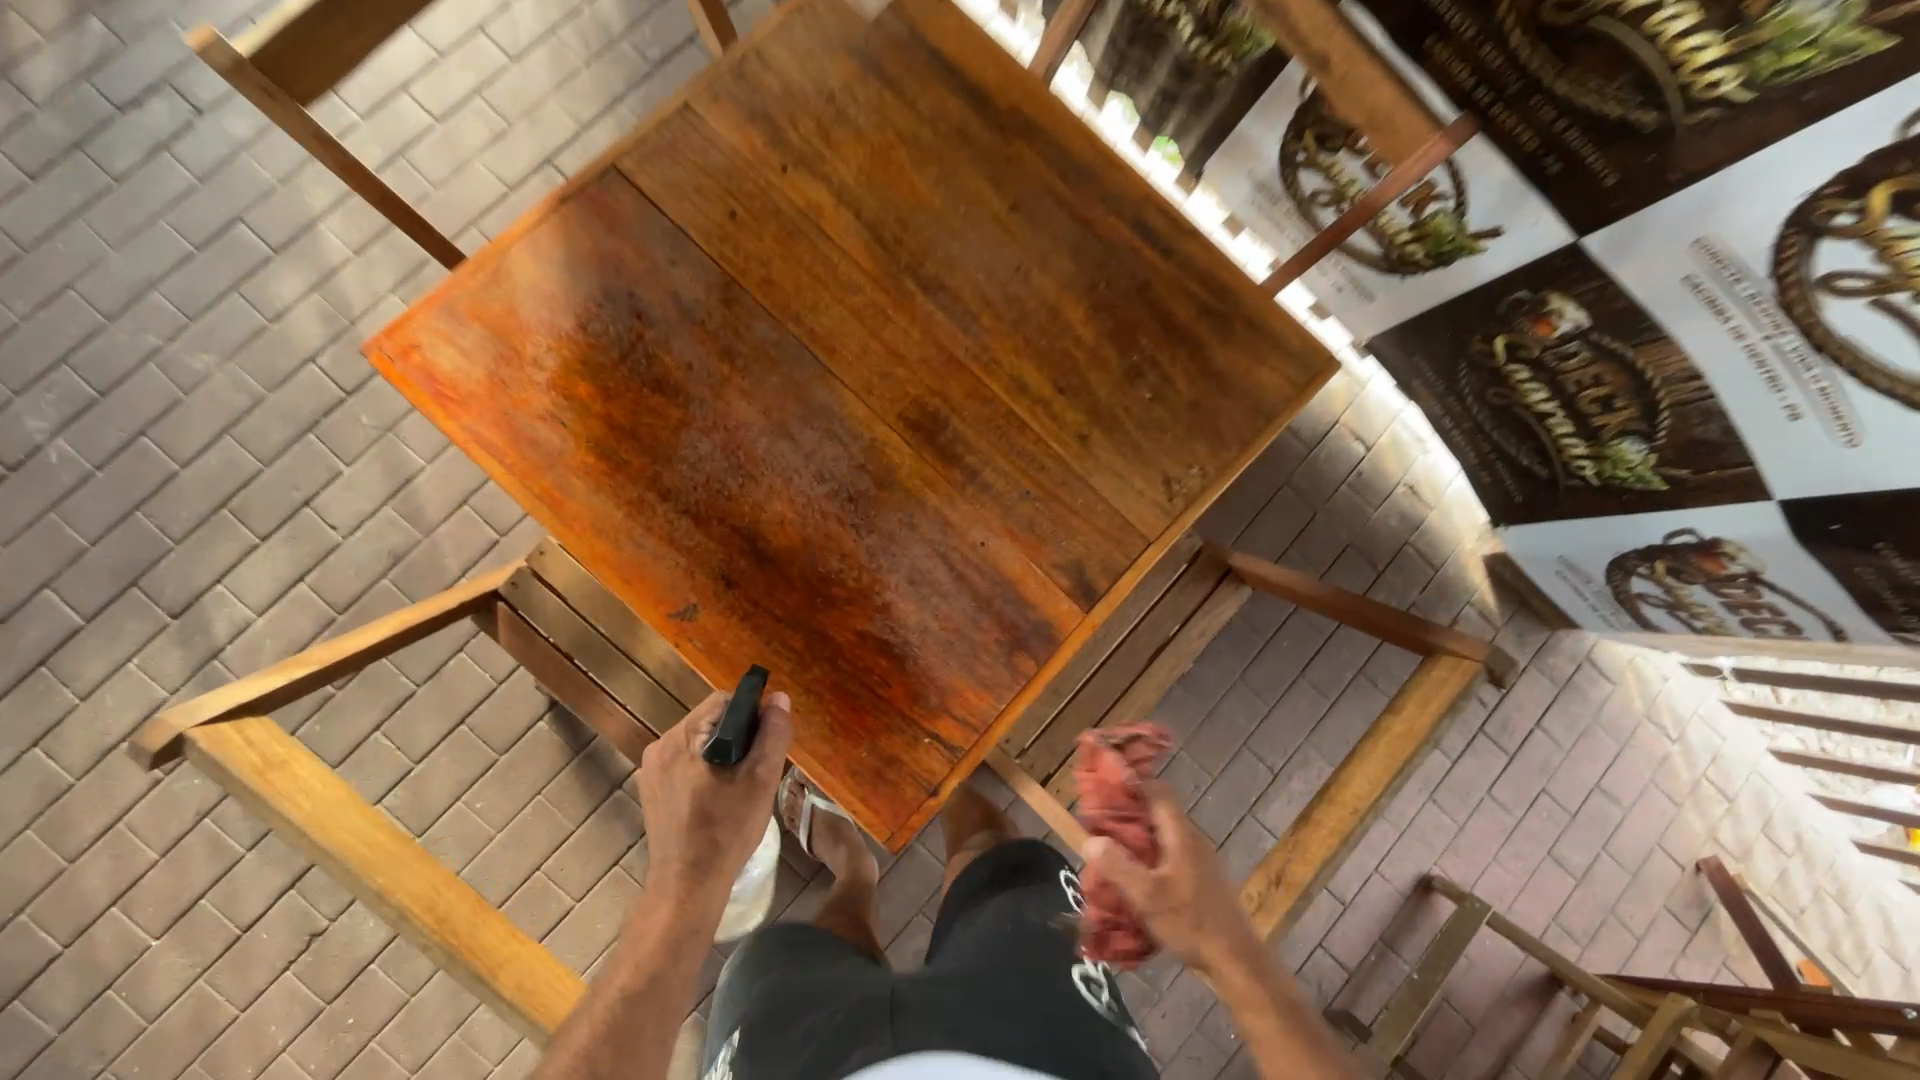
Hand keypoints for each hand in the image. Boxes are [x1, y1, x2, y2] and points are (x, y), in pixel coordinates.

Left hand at [635, 688, 794, 912]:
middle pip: (710, 721)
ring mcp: (652, 769)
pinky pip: (685, 764)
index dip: (752, 715)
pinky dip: (704, 771)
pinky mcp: (651, 790)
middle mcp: (661, 745)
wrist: (688, 884)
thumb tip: (779, 697)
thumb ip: (773, 734)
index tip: (765, 744)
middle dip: (738, 737)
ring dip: (722, 754)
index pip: (725, 701)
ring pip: (698, 743)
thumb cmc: (727, 830)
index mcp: (684, 736)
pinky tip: (717, 799)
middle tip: (756, 771)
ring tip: (739, 787)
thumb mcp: (761, 779)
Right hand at [1083, 781, 1259, 975]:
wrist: (1236, 961)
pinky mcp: (1201, 881)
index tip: (1105, 792)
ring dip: (1137, 840)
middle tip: (1098, 826)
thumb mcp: (1147, 896)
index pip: (1158, 791)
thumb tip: (1091, 840)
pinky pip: (1169, 857)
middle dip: (1128, 816)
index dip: (1132, 785)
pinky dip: (1149, 859)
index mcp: (1181, 835)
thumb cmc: (1191, 922)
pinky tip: (1135, 880)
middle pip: (1158, 813)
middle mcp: (1192, 840)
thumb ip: (1118, 866)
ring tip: (1110, 853)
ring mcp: (1199, 861)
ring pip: (1163, 837)